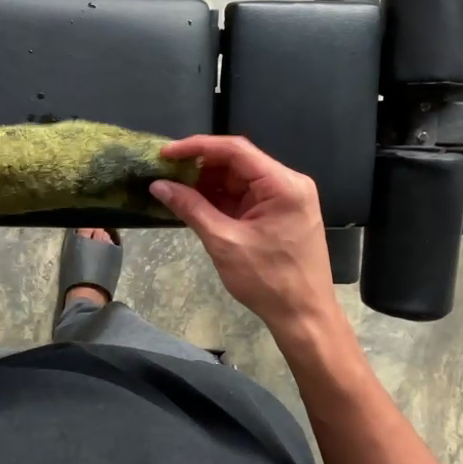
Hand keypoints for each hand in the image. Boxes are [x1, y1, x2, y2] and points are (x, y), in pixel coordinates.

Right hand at [150, 136, 339, 337]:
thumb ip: (191, 209)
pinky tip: (193, 202)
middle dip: (200, 166)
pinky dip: (219, 198)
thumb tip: (159, 186)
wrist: (304, 316)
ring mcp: (284, 199)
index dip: (197, 147)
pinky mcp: (277, 214)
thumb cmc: (268, 281)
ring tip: (173, 188)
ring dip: (207, 183)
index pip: (235, 150)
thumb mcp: (224, 242)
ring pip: (238, 179)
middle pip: (237, 161)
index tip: (165, 153)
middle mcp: (287, 183)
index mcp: (283, 185)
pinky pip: (244, 196)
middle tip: (164, 172)